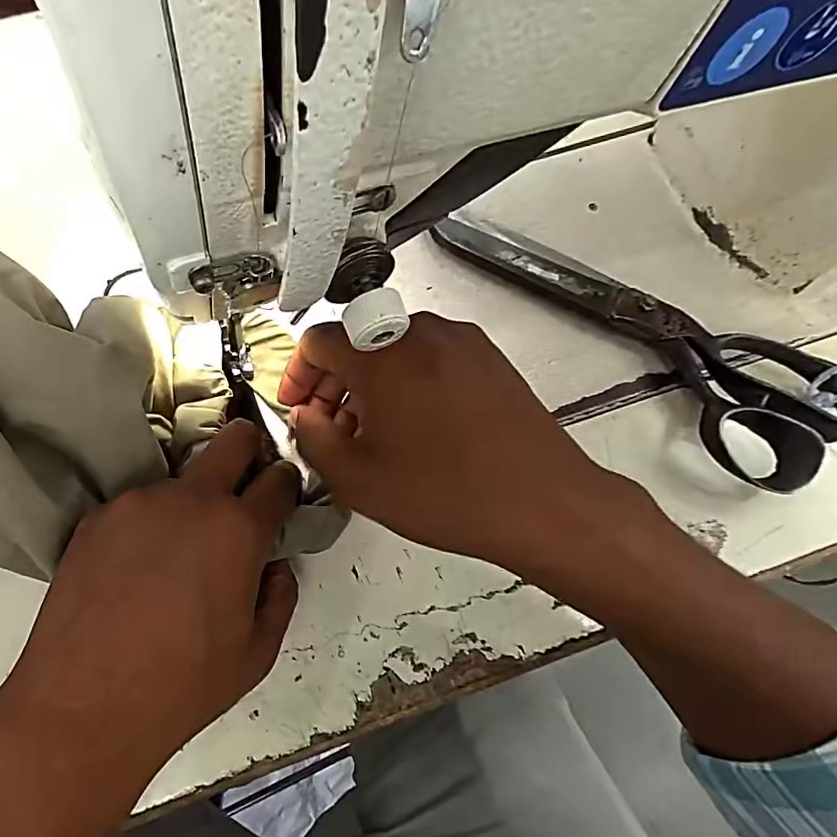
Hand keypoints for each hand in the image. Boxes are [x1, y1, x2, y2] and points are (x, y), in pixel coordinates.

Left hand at [0, 420, 300, 768]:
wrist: (84, 705)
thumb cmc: (181, 685)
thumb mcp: (257, 652)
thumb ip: (279, 597)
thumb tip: (272, 568)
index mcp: (239, 531)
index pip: (278, 480)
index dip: (288, 481)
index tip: (284, 491)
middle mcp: (189, 503)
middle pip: (232, 441)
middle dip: (249, 449)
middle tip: (246, 481)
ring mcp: (136, 505)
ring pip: (179, 482)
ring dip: (191, 503)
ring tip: (177, 557)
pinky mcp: (95, 520)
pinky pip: (137, 509)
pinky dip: (149, 526)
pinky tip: (139, 571)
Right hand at [279, 312, 648, 575]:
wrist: (540, 502)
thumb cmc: (458, 492)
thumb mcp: (357, 479)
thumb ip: (313, 440)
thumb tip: (307, 420)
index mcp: (381, 354)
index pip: (318, 341)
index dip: (297, 373)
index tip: (297, 400)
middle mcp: (422, 333)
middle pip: (357, 341)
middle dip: (332, 382)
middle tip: (327, 423)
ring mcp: (461, 343)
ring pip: (394, 349)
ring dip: (370, 385)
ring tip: (371, 435)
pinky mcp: (487, 359)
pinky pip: (431, 359)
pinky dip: (408, 384)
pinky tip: (412, 431)